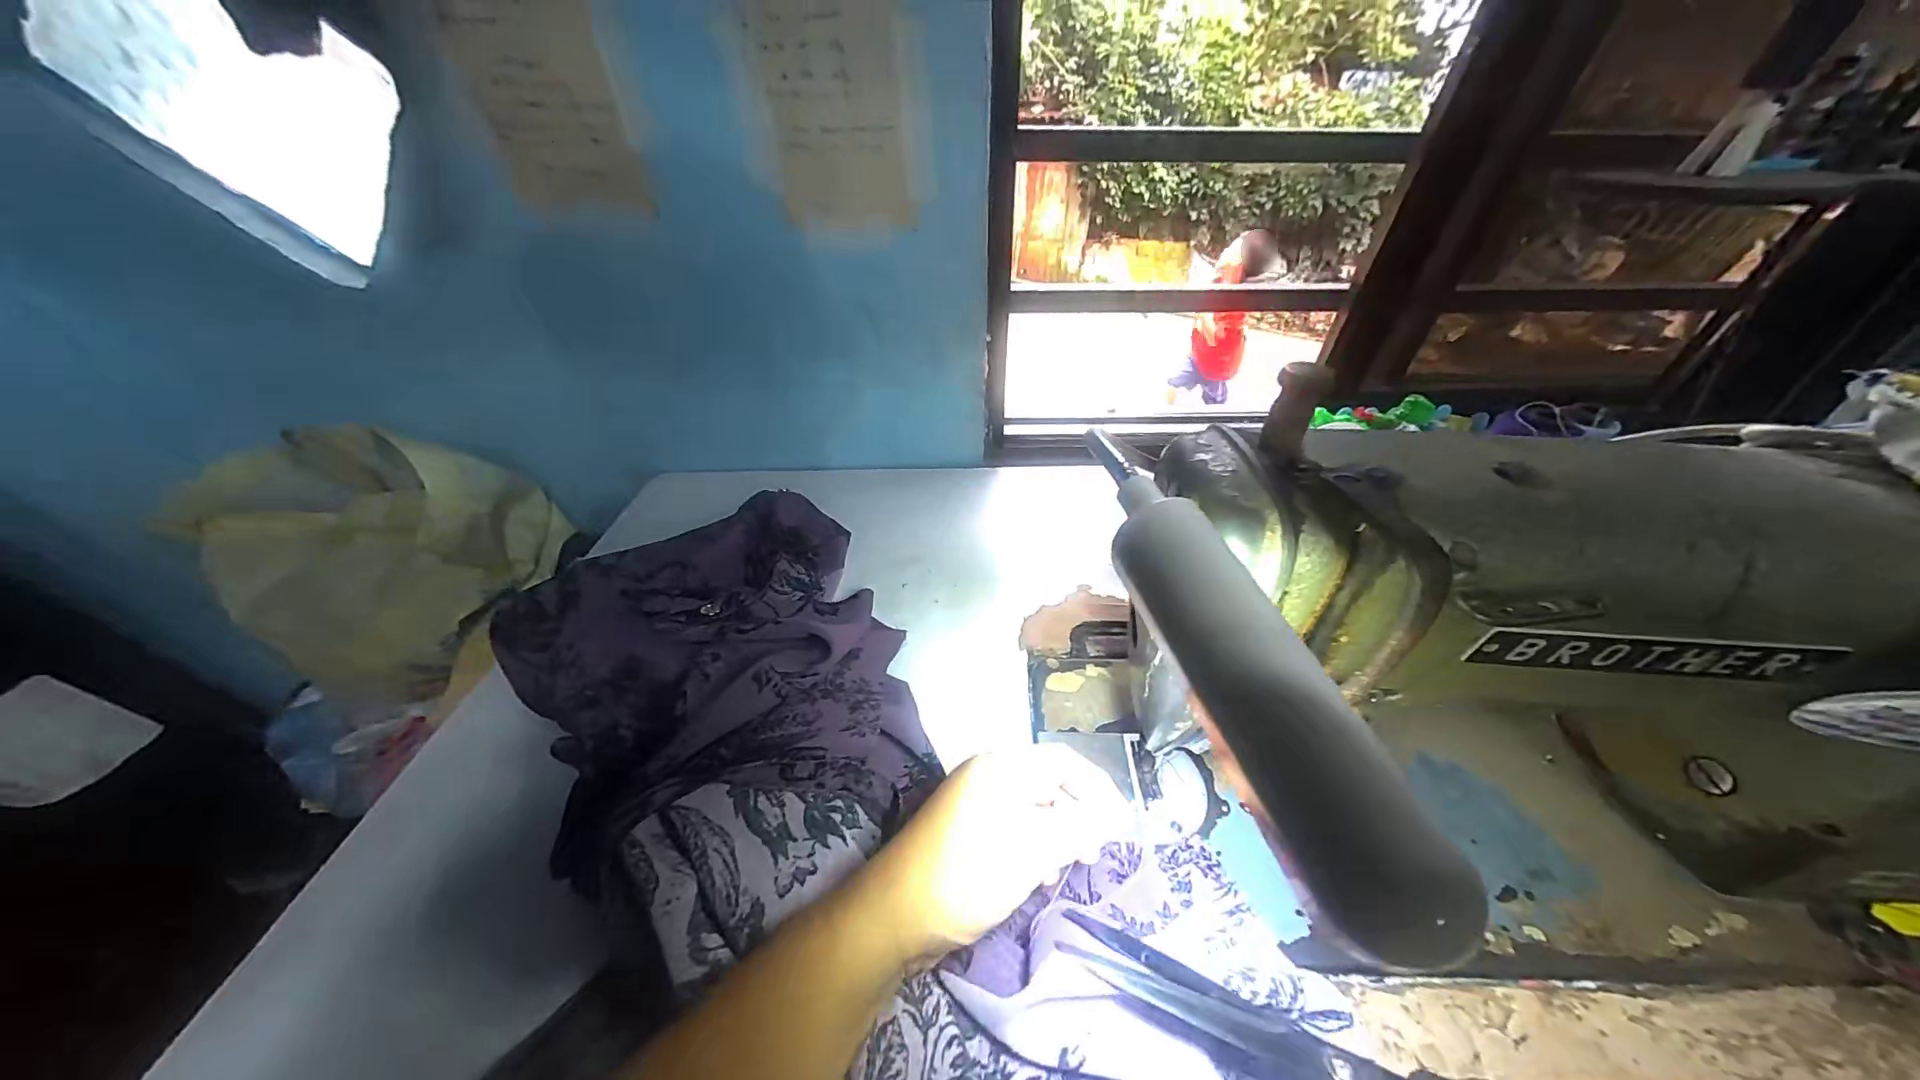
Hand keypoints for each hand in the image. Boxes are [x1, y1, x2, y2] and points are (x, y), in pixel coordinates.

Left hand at [856, 743, 1134, 963]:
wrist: (895, 915)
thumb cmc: (969, 873)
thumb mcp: (1035, 848)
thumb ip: (1082, 826)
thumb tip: (1120, 813)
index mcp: (1001, 766)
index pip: (1064, 761)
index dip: (1099, 788)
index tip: (1121, 824)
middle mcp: (986, 775)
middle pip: (1049, 783)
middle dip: (1078, 815)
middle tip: (1092, 852)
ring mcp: (972, 803)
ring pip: (1032, 809)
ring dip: (1057, 835)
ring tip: (1066, 867)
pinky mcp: (965, 831)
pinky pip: (1012, 827)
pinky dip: (1033, 846)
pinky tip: (1036, 874)